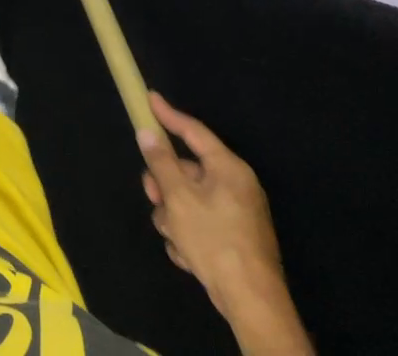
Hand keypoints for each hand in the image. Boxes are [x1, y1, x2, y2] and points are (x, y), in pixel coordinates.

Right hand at [137, 92, 302, 345]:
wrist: (249, 299)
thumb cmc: (214, 240)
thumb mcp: (178, 198)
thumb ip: (161, 162)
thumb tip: (148, 133)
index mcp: (228, 170)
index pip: (193, 132)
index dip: (168, 115)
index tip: (149, 98)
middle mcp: (234, 186)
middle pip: (185, 171)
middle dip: (164, 187)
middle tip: (155, 198)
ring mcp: (234, 212)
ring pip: (185, 200)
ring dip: (172, 217)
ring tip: (177, 238)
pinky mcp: (230, 236)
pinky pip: (196, 223)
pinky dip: (186, 235)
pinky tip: (188, 255)